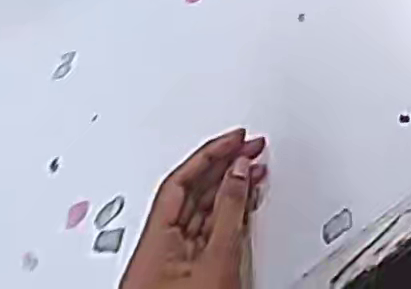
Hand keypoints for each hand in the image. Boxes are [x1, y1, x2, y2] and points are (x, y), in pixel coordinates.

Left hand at [121, 129, 268, 288]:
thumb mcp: (215, 260)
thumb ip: (229, 211)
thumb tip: (239, 170)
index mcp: (154, 243)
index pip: (181, 180)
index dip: (209, 153)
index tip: (236, 137)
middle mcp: (159, 251)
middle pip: (191, 193)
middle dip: (224, 165)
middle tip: (251, 145)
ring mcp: (173, 266)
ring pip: (202, 211)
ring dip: (230, 186)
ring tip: (256, 166)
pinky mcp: (189, 278)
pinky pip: (209, 230)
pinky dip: (230, 210)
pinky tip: (247, 199)